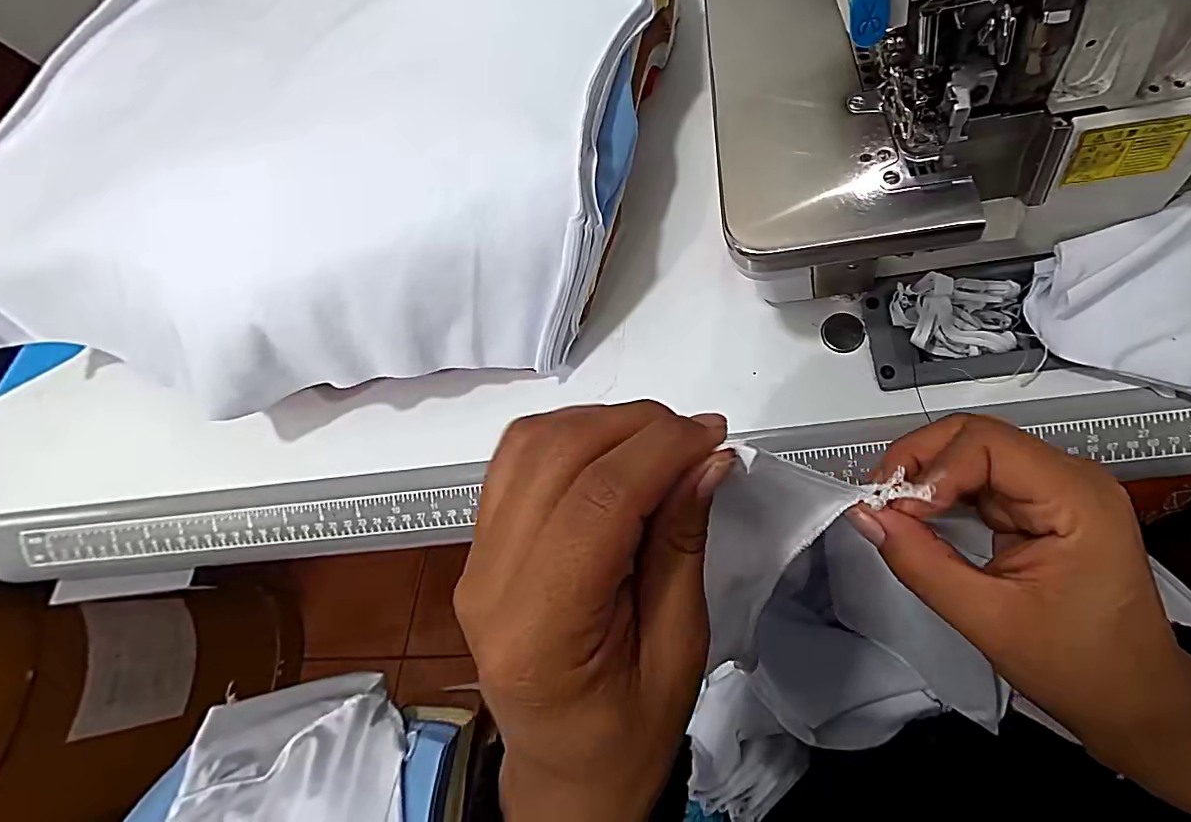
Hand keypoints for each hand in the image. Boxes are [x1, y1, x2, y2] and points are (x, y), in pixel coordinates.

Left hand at [455, 402, 735, 821]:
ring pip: (533, 442)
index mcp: (542, 629)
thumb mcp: (679, 647)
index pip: (598, 500)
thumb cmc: (628, 729)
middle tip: (697, 436)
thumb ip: (684, 544)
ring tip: (662, 439)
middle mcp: (491, 583)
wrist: (566, 769)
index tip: (713, 436)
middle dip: (640, 425)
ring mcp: (477, 558)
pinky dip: (573, 431)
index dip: (662, 450)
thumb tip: (706, 461)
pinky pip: (519, 456)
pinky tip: (616, 447)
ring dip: (606, 421)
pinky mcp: (482, 541)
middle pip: (559, 455)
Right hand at [848, 414, 1190, 821]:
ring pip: (974, 452)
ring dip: (928, 475)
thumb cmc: (1084, 671)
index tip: (895, 508)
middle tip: (881, 498)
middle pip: (978, 436)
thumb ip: (923, 564)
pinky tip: (920, 514)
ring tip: (892, 507)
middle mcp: (1069, 476)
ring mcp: (1056, 487)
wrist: (1139, 705)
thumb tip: (869, 518)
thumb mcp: (991, 622)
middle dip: (921, 461)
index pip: (987, 443)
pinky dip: (945, 492)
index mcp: (1075, 495)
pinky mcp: (1041, 503)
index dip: (932, 467)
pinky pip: (982, 479)